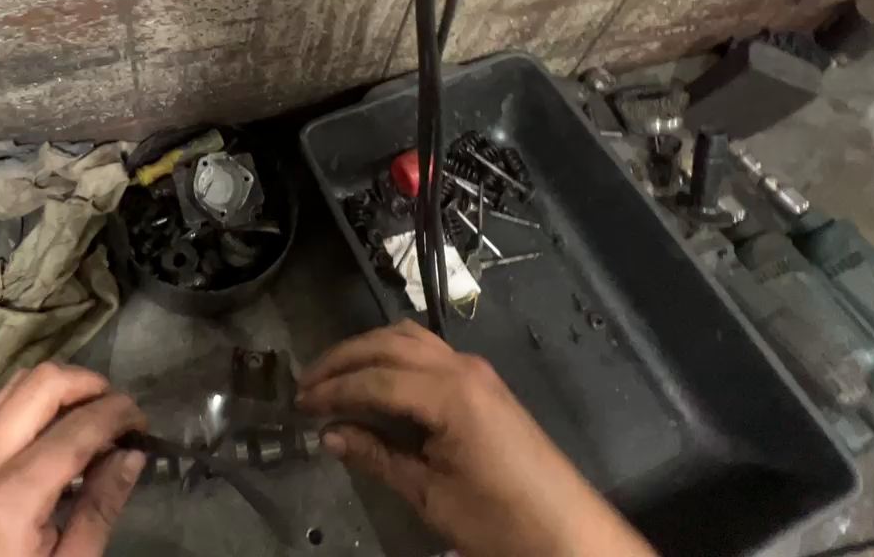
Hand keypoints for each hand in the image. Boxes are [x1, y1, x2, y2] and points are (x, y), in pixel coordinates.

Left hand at [0, 362, 147, 556]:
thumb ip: (99, 510)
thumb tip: (132, 454)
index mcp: (10, 501)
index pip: (76, 428)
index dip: (117, 414)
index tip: (143, 422)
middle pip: (42, 384)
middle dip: (89, 385)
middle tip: (119, 411)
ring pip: (19, 383)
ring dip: (62, 387)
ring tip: (94, 415)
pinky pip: (1, 405)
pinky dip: (37, 400)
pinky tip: (60, 425)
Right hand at [299, 321, 656, 556]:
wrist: (574, 537)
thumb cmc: (502, 524)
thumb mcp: (433, 498)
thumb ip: (379, 458)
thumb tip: (329, 436)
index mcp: (450, 394)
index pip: (376, 379)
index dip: (334, 390)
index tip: (300, 404)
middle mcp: (461, 366)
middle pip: (387, 345)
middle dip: (342, 360)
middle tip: (306, 383)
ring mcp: (474, 369)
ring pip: (407, 337)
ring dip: (366, 350)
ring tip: (334, 375)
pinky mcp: (482, 380)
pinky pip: (427, 349)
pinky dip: (392, 353)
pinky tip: (375, 375)